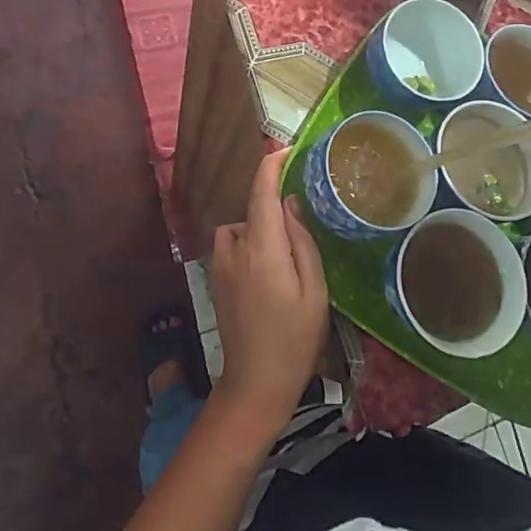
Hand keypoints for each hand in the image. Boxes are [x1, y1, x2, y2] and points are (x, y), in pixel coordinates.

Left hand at [208, 149, 328, 421]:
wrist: (255, 381)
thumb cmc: (294, 339)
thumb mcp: (314, 291)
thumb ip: (302, 242)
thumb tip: (290, 204)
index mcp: (262, 248)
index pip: (261, 192)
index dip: (271, 164)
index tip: (287, 150)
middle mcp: (234, 248)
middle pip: (252, 209)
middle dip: (275, 211)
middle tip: (304, 236)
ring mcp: (219, 264)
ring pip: (241, 228)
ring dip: (261, 232)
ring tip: (286, 265)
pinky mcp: (215, 278)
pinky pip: (233, 246)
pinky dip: (249, 247)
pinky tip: (267, 278)